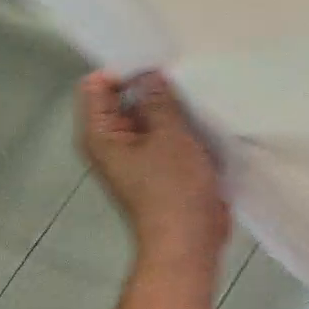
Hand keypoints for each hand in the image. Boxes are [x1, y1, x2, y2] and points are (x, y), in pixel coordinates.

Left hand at [77, 70, 228, 266]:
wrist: (189, 241)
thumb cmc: (173, 189)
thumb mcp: (170, 138)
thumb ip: (160, 102)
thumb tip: (152, 76)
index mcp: (99, 135)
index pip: (97, 86)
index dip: (126, 72)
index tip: (161, 68)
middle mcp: (113, 145)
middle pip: (128, 104)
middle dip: (157, 93)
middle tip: (189, 82)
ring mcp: (140, 161)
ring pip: (155, 124)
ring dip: (177, 116)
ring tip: (203, 105)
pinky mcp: (164, 174)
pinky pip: (172, 144)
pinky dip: (187, 137)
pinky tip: (211, 130)